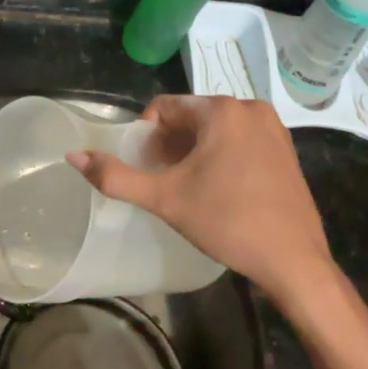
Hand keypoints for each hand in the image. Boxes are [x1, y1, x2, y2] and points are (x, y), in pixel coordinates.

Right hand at [66, 96, 335, 303]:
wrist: (293, 261)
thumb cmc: (227, 222)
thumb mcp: (165, 199)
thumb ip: (116, 176)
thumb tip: (74, 156)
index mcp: (222, 111)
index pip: (166, 108)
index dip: (147, 136)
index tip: (146, 168)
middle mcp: (250, 108)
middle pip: (191, 117)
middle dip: (170, 144)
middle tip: (164, 181)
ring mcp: (273, 128)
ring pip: (215, 129)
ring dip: (194, 151)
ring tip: (189, 188)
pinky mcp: (286, 150)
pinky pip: (240, 140)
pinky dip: (220, 156)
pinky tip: (218, 190)